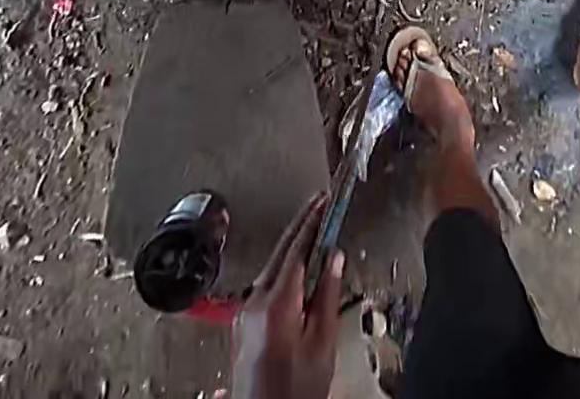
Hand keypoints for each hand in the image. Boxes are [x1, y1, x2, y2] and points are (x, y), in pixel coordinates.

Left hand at [230, 194, 343, 398]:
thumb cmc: (296, 390)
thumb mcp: (323, 342)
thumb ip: (328, 294)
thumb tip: (335, 258)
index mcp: (276, 305)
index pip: (297, 249)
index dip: (312, 220)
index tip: (324, 200)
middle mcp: (255, 303)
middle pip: (282, 252)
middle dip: (302, 226)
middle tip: (320, 204)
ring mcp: (246, 313)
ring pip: (274, 267)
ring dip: (294, 248)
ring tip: (316, 232)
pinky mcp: (245, 323)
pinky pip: (267, 283)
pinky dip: (286, 269)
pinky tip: (300, 267)